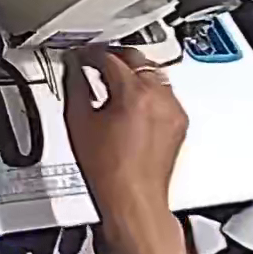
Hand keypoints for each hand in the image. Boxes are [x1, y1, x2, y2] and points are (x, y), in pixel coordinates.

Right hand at [62, 47, 188, 253]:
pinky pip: (163, 91)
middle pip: (136, 58)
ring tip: (110, 77)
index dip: (88, 54)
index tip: (78, 56)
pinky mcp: (178, 122)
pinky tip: (128, 97)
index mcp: (135, 94)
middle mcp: (160, 98)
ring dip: (131, 70)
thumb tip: (74, 69)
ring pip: (152, 72)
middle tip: (93, 60)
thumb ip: (75, 85)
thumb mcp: (79, 120)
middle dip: (112, 56)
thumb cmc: (108, 169)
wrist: (132, 200)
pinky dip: (145, 87)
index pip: (108, 58)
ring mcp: (173, 110)